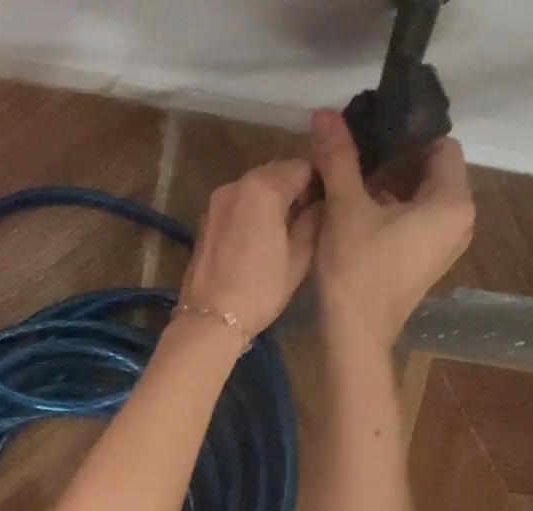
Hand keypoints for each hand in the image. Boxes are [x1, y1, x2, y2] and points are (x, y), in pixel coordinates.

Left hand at [178, 159, 319, 339]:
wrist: (209, 320)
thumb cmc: (259, 290)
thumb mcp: (299, 257)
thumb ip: (313, 220)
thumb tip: (321, 203)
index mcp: (263, 189)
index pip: (303, 167)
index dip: (319, 182)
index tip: (327, 203)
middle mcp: (236, 185)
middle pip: (276, 172)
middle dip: (294, 187)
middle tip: (308, 216)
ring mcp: (216, 202)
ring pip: (254, 186)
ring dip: (272, 198)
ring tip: (284, 227)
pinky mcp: (205, 219)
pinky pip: (237, 203)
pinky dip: (252, 209)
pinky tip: (259, 234)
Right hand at [307, 108, 473, 350]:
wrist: (355, 335)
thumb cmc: (356, 270)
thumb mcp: (345, 208)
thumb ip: (340, 158)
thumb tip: (324, 112)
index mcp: (453, 200)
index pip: (440, 145)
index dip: (403, 140)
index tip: (367, 149)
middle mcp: (463, 218)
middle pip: (432, 171)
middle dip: (394, 166)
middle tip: (354, 172)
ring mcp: (448, 244)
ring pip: (423, 198)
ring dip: (390, 192)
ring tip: (352, 197)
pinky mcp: (430, 262)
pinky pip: (419, 223)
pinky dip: (394, 216)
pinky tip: (361, 224)